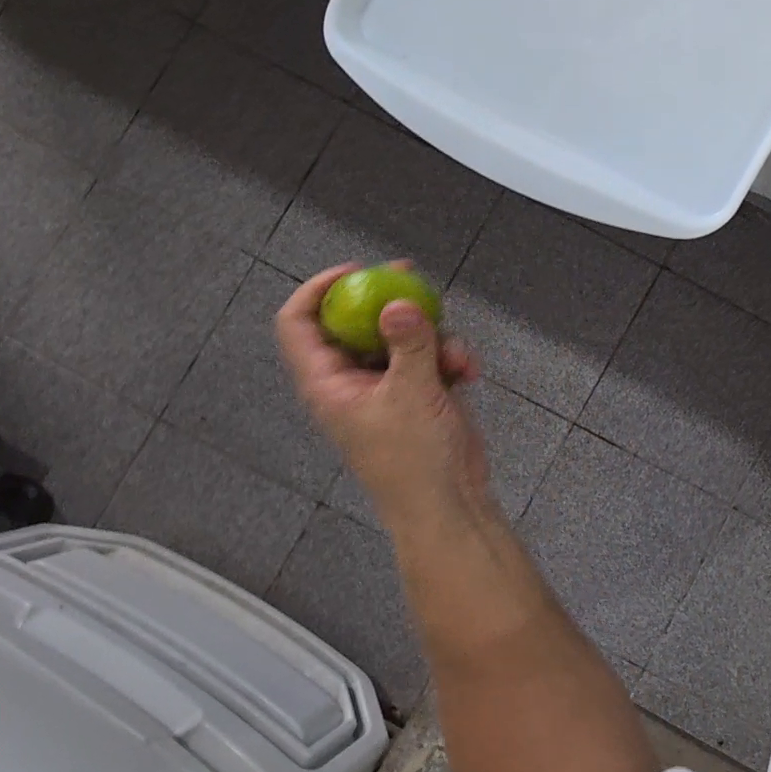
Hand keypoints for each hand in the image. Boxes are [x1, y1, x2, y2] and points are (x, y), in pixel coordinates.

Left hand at [275, 262, 488, 531]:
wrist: (447, 499)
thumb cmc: (413, 456)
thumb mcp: (412, 394)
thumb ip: (409, 345)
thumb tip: (399, 304)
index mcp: (328, 383)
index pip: (301, 325)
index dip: (318, 292)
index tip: (356, 271)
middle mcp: (352, 380)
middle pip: (357, 325)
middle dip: (388, 304)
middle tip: (413, 281)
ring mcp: (388, 387)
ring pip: (402, 340)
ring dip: (436, 339)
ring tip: (460, 360)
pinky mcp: (421, 394)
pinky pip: (431, 359)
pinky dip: (451, 359)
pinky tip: (470, 373)